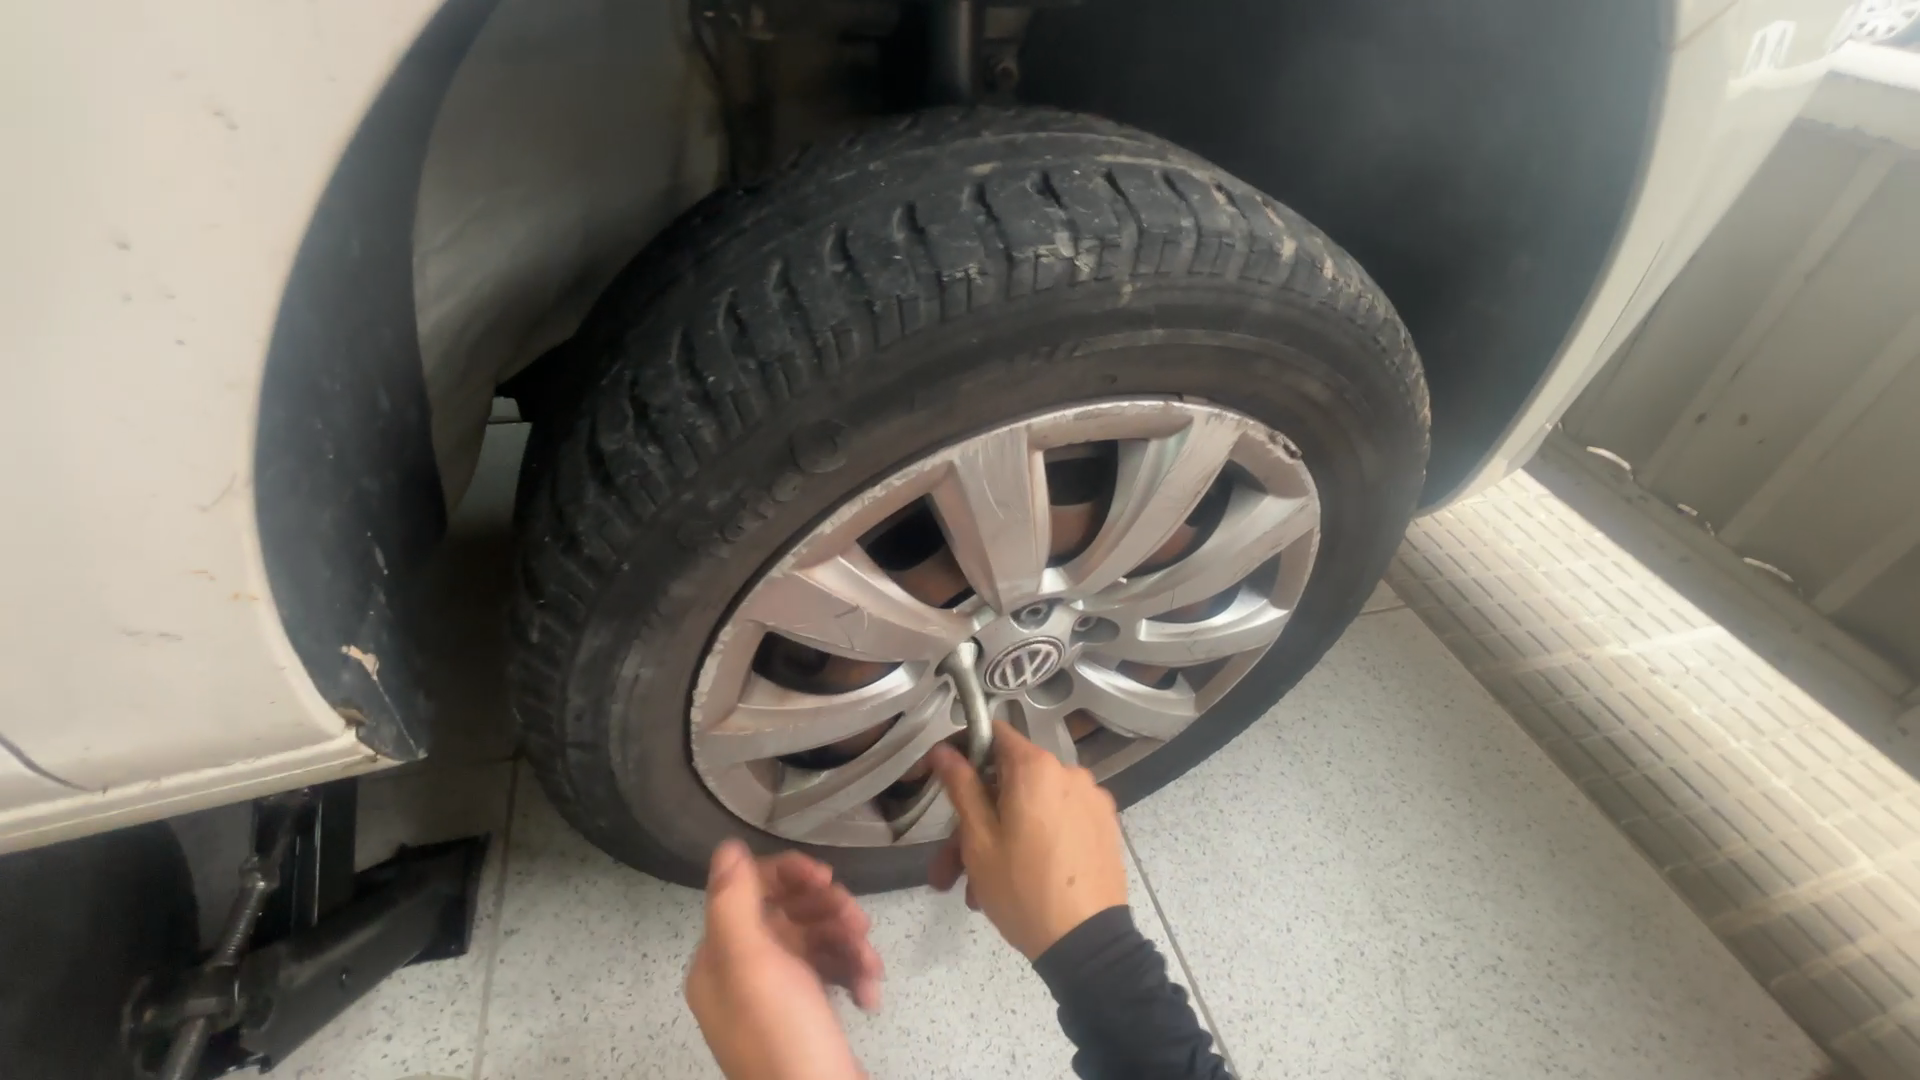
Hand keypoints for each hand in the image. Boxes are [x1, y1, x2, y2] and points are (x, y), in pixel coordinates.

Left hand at [685, 841, 880, 1079]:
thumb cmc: (784, 1034)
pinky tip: (869, 992)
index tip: (825, 876)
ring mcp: (776, 994)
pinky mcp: (808, 1011)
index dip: (789, 875)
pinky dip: (854, 972)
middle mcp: (741, 973)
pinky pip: (831, 969)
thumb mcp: (752, 964)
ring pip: (816, 936)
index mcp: (719, 960)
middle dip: (828, 909)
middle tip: (857, 921)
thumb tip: (725, 848)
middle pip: (788, 910)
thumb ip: (733, 902)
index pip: (750, 889)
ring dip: (848, 941)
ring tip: (869, 962)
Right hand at [927, 720, 1129, 958]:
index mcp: (1036, 767)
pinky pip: (1055, 822)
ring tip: (974, 890)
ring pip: (1029, 808)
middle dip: (974, 819)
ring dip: (998, 839)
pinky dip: (1031, 841)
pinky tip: (1013, 881)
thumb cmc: (1023, 889)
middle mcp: (1068, 772)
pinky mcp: (1103, 826)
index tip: (937, 778)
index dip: (960, 751)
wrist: (1090, 946)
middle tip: (949, 865)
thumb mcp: (980, 841)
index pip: (992, 734)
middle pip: (1009, 781)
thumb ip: (961, 786)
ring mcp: (1090, 800)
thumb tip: (942, 749)